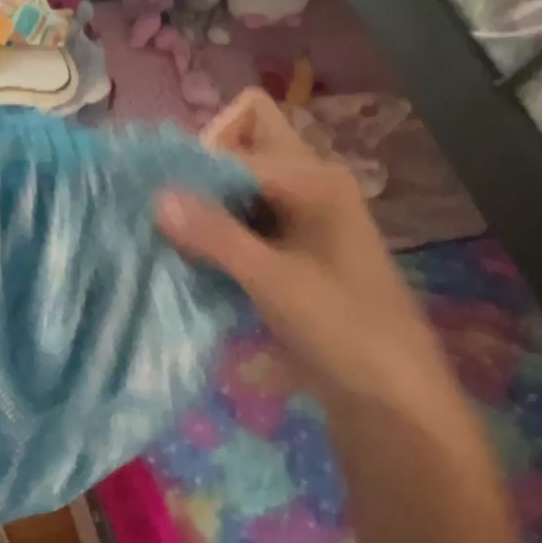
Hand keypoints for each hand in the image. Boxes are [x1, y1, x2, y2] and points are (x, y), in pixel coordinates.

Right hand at [155, 89, 454, 409]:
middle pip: (240, 151)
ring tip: (157, 234)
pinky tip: (181, 260)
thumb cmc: (345, 332)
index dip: (194, 164)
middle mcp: (307, 189)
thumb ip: (216, 237)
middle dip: (196, 173)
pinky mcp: (283, 256)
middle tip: (157, 210)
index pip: (237, 144)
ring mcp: (295, 223)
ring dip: (198, 207)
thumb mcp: (275, 282)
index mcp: (317, 181)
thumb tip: (156, 196)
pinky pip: (236, 227)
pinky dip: (208, 236)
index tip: (150, 198)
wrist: (390, 398)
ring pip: (234, 191)